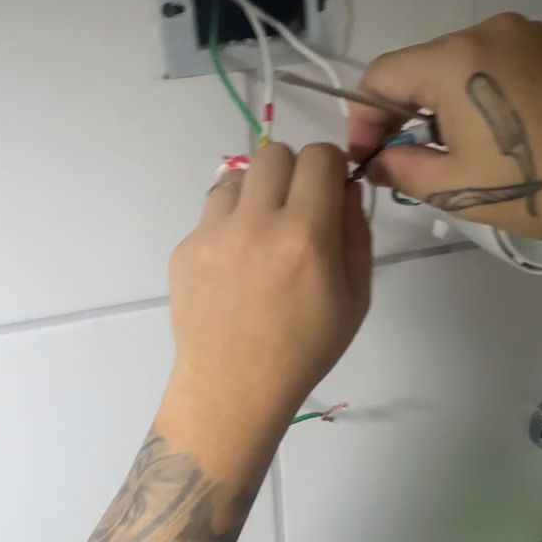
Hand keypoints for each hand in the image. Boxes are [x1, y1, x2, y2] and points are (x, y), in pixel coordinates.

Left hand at [165, 143, 371, 439]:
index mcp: (306, 236)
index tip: (329, 192)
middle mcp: (256, 225)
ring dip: (256, 194)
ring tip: (261, 235)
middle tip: (296, 210)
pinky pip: (211, 213)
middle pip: (274, 152)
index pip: (320, 156)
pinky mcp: (185, 249)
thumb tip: (344, 189)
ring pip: (238, 176)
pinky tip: (235, 265)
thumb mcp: (355, 299)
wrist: (235, 388)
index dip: (331, 168)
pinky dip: (228, 225)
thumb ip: (356, 235)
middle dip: (293, 173)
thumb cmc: (304, 350)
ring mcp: (213, 235)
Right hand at [349, 13, 541, 246]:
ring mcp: (532, 35)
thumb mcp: (454, 188)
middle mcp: (492, 32)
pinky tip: (502, 138)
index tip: (369, 156)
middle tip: (411, 162)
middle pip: (422, 67)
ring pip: (463, 67)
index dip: (364, 118)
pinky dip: (483, 97)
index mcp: (456, 59)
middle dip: (405, 114)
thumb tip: (377, 161)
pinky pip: (502, 66)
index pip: (382, 75)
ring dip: (445, 107)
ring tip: (462, 155)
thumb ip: (400, 168)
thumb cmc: (535, 185)